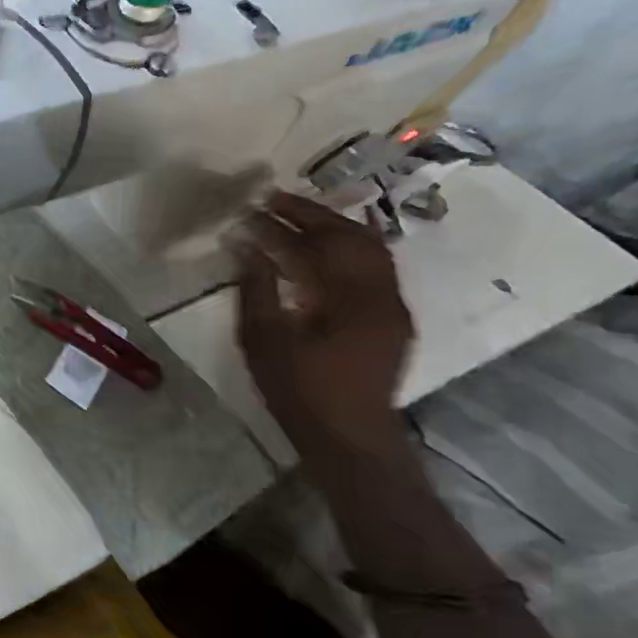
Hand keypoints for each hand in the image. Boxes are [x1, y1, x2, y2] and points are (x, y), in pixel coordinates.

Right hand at [235, 191, 413, 457]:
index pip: (328, 240)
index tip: (259, 200)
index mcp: (356, 297)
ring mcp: (392, 309)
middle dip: (315, 216)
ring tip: (293, 220)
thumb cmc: (299, 388)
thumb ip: (256, 286)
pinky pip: (370, 272)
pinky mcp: (389, 322)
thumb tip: (245, 243)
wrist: (349, 437)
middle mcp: (385, 296)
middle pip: (356, 239)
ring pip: (369, 253)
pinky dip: (341, 253)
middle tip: (274, 202)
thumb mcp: (264, 336)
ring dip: (331, 232)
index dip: (293, 216)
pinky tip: (315, 254)